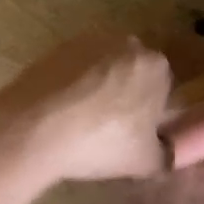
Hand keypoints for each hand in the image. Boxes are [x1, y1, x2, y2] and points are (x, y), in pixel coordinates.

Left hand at [0, 30, 174, 183]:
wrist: (36, 127)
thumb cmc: (101, 142)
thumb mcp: (145, 162)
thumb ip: (166, 155)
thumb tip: (167, 152)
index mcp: (156, 67)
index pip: (162, 88)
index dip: (149, 112)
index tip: (134, 132)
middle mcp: (128, 44)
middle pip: (132, 71)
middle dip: (124, 93)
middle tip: (108, 128)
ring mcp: (91, 41)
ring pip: (103, 66)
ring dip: (97, 86)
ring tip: (79, 120)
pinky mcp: (59, 46)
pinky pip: (74, 67)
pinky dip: (71, 83)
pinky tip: (59, 109)